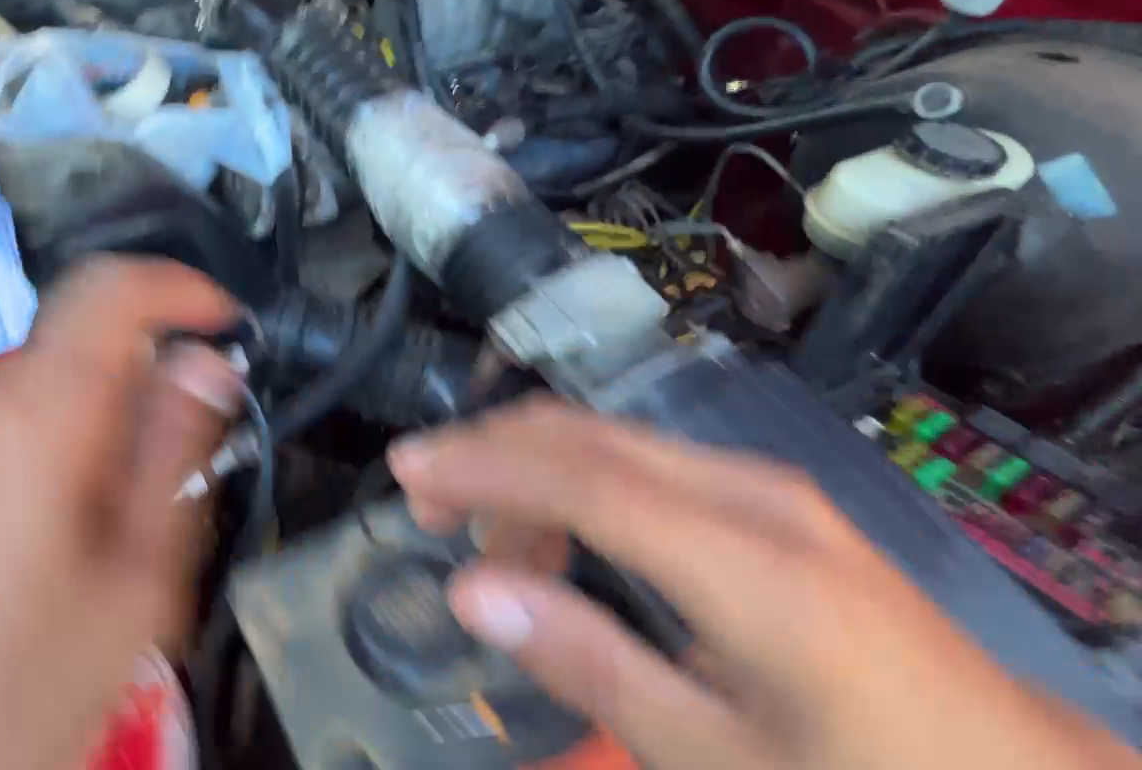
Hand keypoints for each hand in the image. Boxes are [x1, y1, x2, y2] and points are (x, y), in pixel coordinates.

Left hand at [0, 258, 245, 769]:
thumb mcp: (128, 589)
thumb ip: (173, 455)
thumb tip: (202, 370)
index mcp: (26, 418)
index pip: (111, 289)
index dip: (179, 288)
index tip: (214, 317)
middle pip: (71, 347)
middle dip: (125, 393)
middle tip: (144, 489)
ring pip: (24, 385)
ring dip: (70, 427)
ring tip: (72, 539)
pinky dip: (14, 446)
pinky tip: (9, 546)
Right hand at [389, 398, 1138, 769]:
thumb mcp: (719, 761)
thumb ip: (590, 665)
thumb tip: (473, 592)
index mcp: (751, 568)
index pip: (584, 481)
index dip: (483, 468)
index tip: (405, 469)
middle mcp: (754, 496)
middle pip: (589, 436)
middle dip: (490, 452)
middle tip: (423, 497)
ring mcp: (766, 488)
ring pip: (611, 438)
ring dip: (529, 468)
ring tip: (488, 540)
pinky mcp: (769, 498)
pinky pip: (645, 461)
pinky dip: (576, 481)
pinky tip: (561, 536)